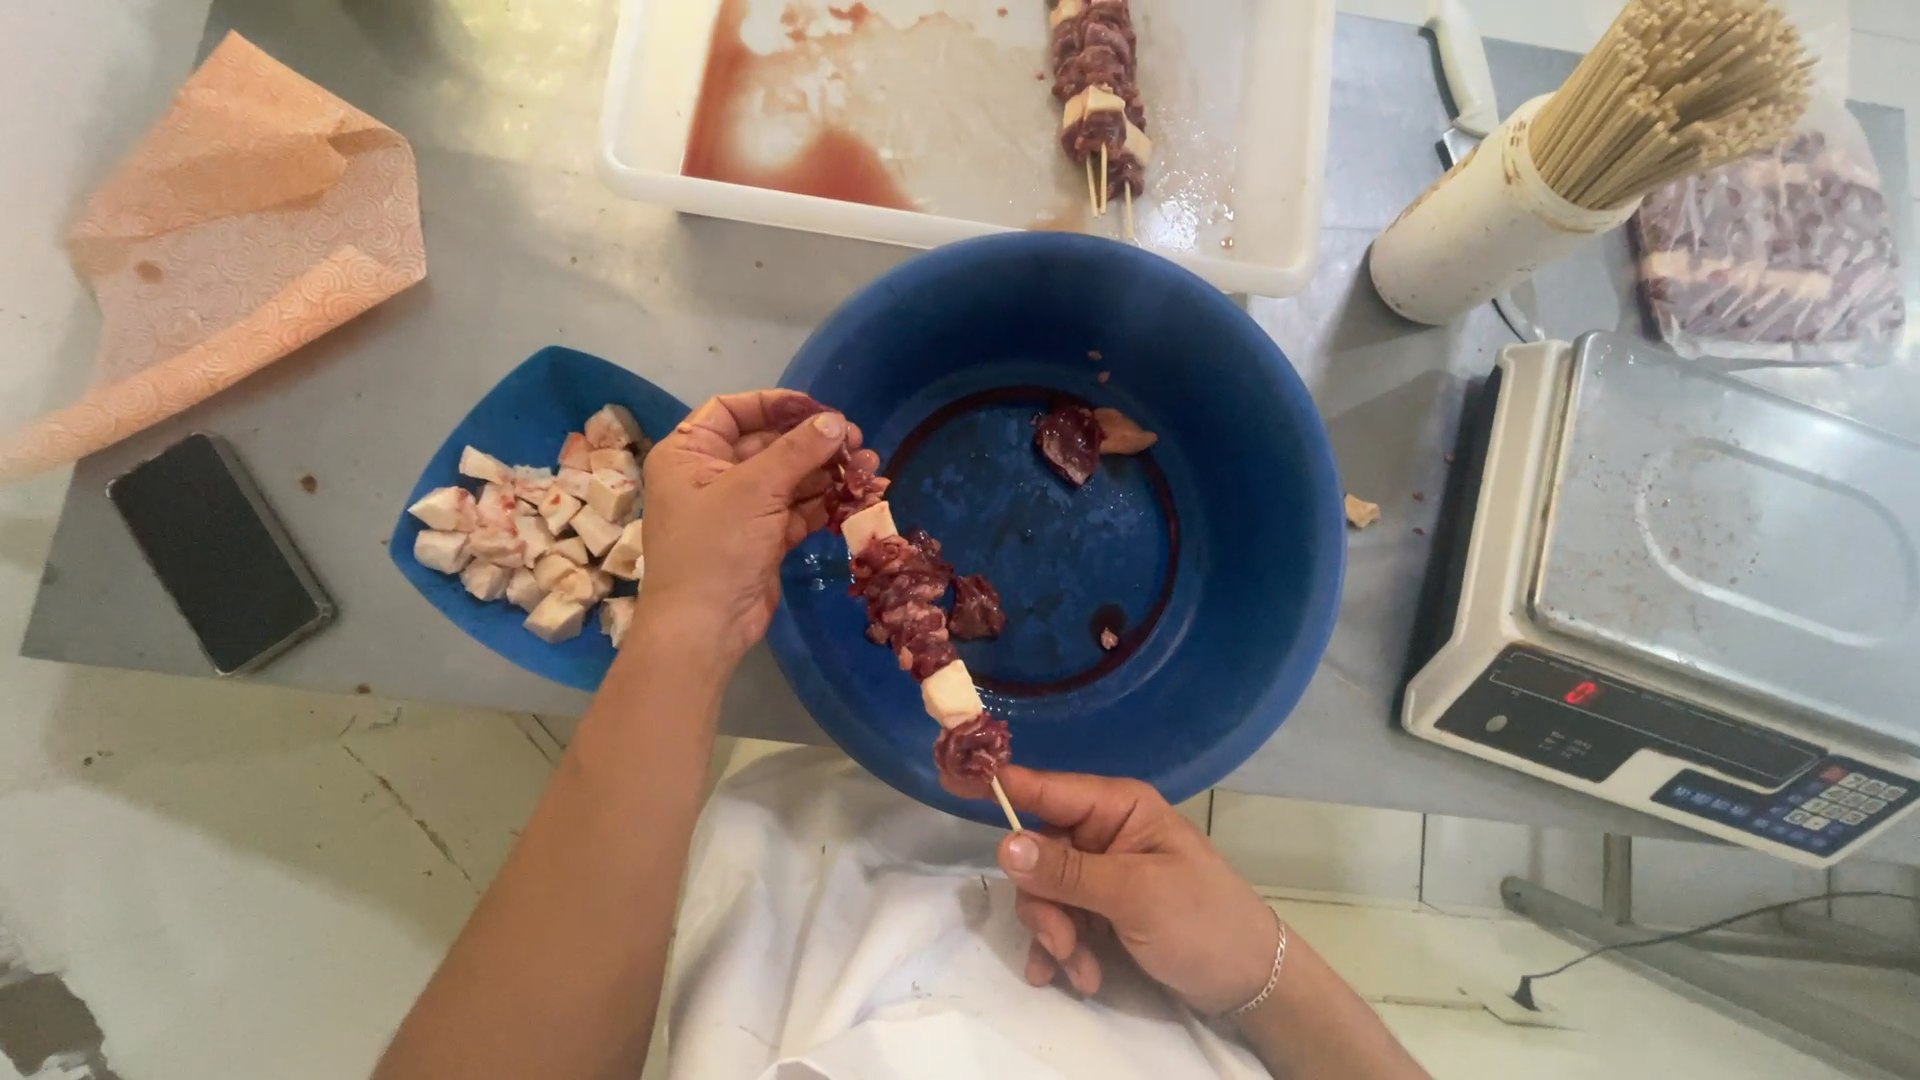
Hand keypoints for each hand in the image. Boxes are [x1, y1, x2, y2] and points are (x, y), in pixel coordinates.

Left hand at [636, 390, 859, 663]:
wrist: (706, 626)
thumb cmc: (717, 546)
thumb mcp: (756, 489)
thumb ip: (798, 451)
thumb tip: (835, 422)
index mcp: (690, 453)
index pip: (732, 410)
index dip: (775, 404)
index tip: (817, 408)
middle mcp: (711, 475)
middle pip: (768, 444)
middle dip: (812, 442)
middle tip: (856, 441)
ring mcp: (739, 509)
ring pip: (788, 478)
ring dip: (826, 473)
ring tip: (867, 468)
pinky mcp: (762, 537)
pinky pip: (795, 509)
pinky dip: (822, 503)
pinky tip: (855, 496)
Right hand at [986, 767, 1278, 1014]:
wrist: (1253, 986)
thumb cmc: (1204, 921)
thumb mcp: (1136, 895)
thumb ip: (1068, 871)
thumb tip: (1004, 844)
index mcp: (1115, 807)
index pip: (1044, 787)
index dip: (998, 783)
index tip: (949, 775)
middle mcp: (1102, 832)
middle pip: (1036, 852)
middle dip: (1043, 903)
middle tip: (1064, 942)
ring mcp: (1100, 872)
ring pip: (1043, 892)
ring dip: (1055, 936)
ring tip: (1082, 971)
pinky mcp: (1100, 909)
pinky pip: (1058, 921)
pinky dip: (1061, 951)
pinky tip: (1075, 979)